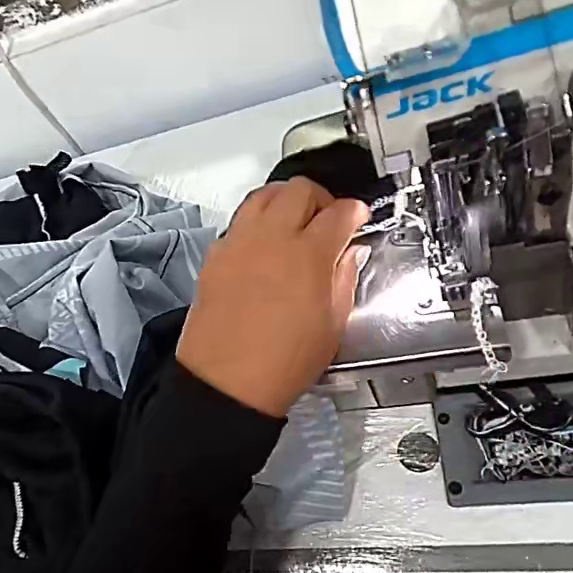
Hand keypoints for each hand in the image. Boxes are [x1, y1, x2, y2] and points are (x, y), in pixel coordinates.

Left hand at [176, 178, 368, 417]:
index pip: (338, 213)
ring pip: (264, 195)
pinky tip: (263, 246)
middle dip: (320, 198)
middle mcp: (272, 237)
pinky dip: (257, 222)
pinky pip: (239, 221)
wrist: (225, 382)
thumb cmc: (285, 361)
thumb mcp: (332, 326)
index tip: (357, 217)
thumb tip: (349, 253)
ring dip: (284, 200)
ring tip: (293, 222)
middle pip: (298, 190)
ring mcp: (239, 242)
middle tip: (327, 219)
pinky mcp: (215, 254)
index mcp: (309, 254)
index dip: (353, 211)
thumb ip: (344, 280)